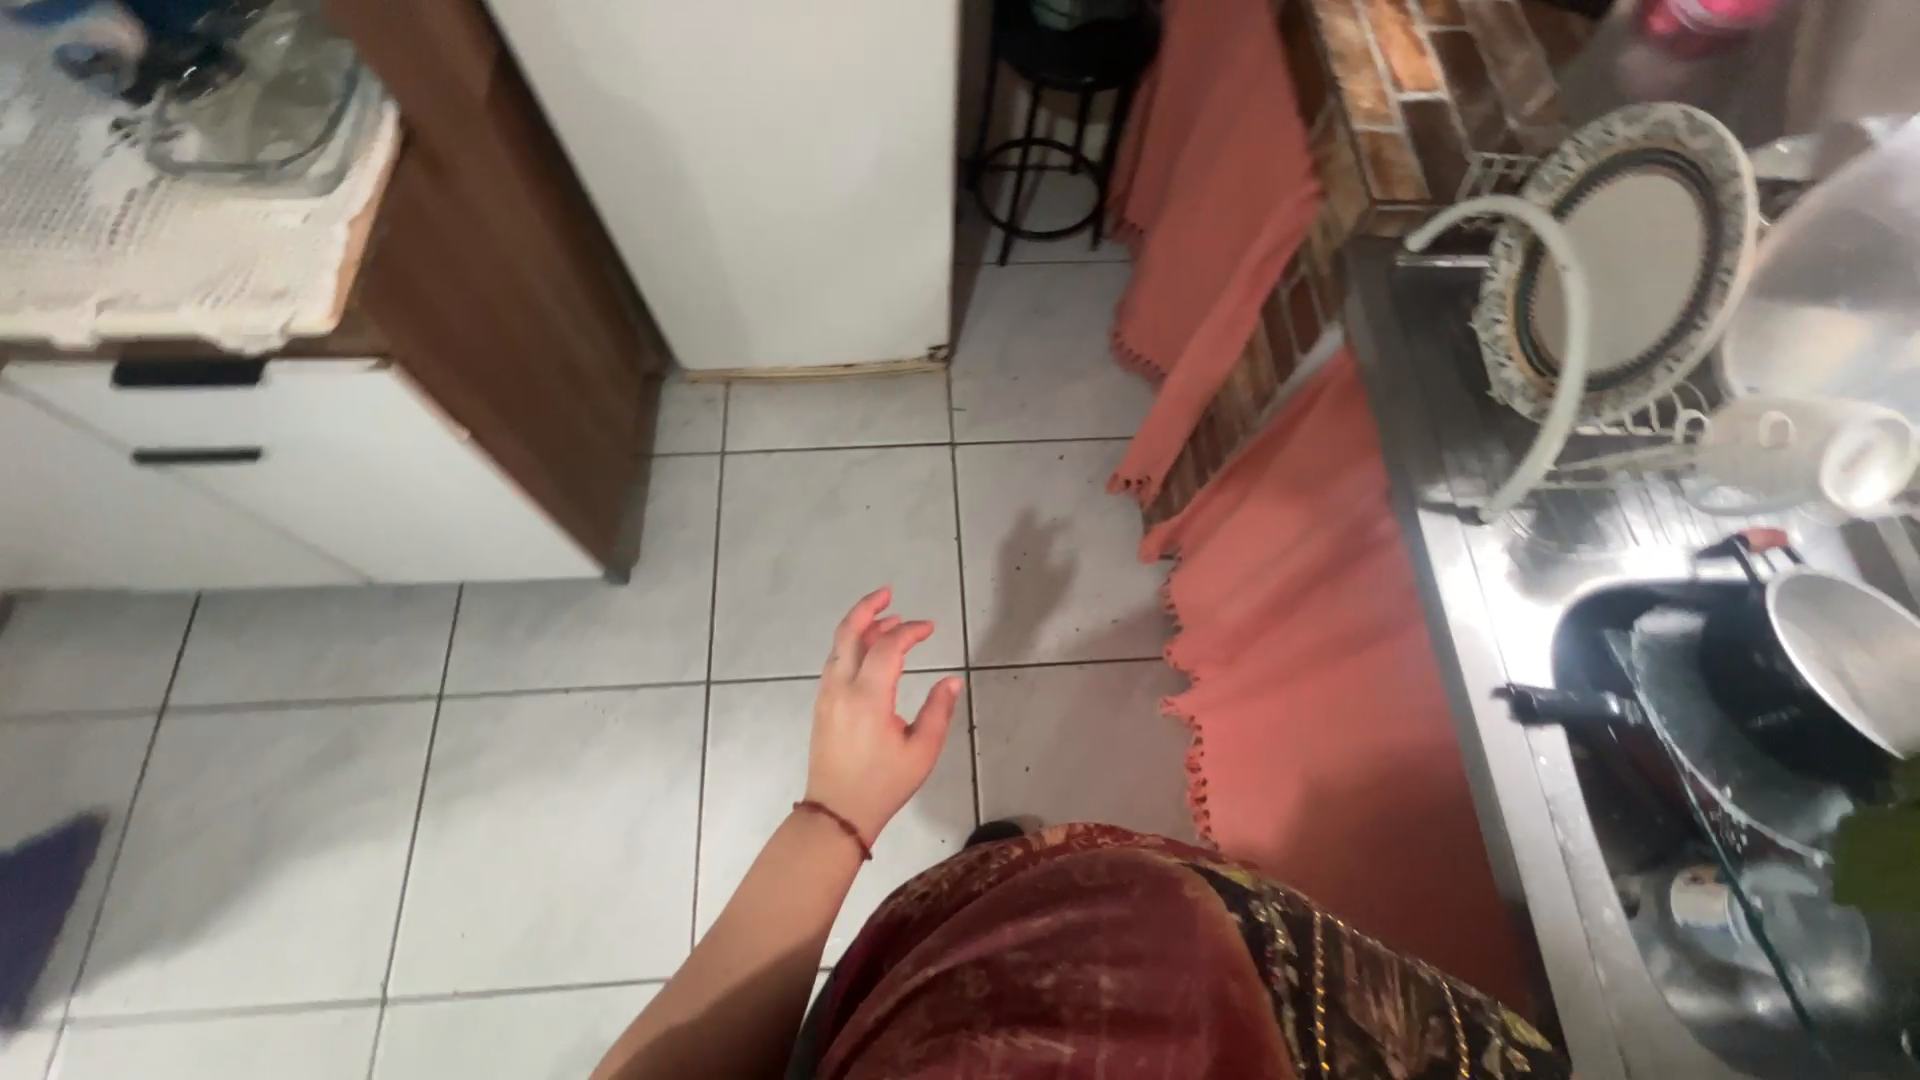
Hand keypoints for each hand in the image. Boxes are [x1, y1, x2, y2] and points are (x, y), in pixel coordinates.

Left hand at [805, 587, 962, 842]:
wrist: (836, 813)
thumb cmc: (883, 784)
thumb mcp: (921, 752)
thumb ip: (938, 711)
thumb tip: (951, 681)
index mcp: (868, 697)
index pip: (888, 647)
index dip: (910, 631)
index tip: (930, 628)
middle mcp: (841, 687)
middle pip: (849, 632)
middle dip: (868, 608)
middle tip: (889, 594)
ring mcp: (827, 695)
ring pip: (839, 646)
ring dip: (861, 627)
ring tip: (888, 621)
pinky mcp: (822, 704)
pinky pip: (835, 662)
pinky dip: (851, 645)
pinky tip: (870, 650)